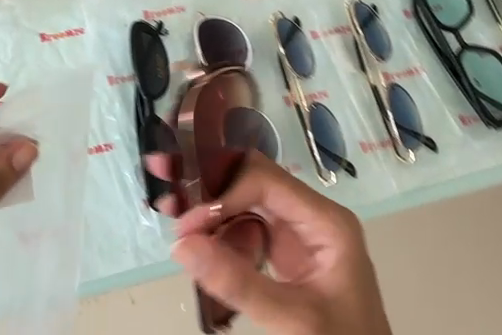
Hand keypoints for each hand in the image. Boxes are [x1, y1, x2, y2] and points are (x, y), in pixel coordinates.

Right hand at [154, 151, 390, 334]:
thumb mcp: (293, 321)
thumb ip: (239, 283)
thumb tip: (181, 246)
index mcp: (326, 221)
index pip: (264, 180)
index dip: (223, 195)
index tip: (188, 227)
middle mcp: (311, 217)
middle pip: (253, 182)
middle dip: (213, 197)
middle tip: (175, 215)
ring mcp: (299, 235)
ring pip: (245, 204)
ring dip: (215, 221)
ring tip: (189, 246)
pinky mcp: (286, 255)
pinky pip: (247, 231)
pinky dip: (224, 242)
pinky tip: (210, 262)